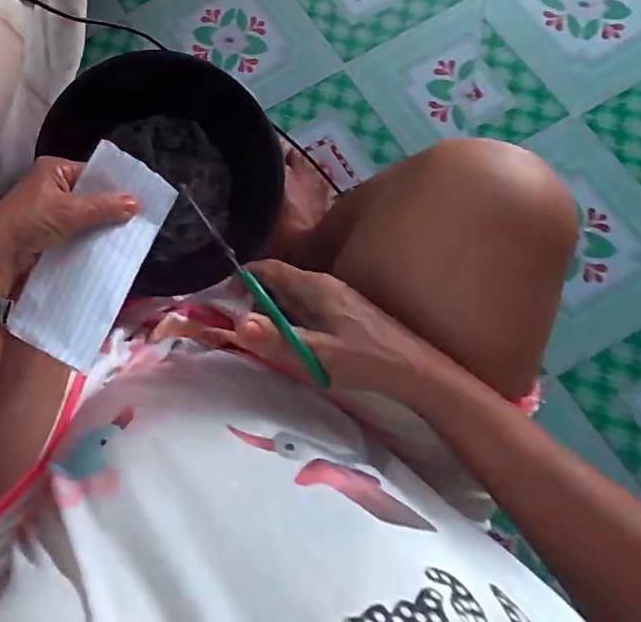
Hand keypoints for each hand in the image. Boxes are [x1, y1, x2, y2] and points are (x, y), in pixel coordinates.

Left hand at [0, 157, 137, 288]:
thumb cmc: (30, 221)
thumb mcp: (70, 210)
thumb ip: (103, 206)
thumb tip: (136, 203)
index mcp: (53, 169)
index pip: (91, 173)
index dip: (113, 185)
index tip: (137, 197)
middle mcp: (51, 186)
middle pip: (89, 194)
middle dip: (109, 206)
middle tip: (137, 216)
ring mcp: (49, 209)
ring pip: (84, 214)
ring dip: (100, 223)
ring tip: (129, 231)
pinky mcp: (49, 231)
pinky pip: (76, 230)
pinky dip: (89, 236)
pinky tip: (109, 243)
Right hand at [188, 260, 451, 401]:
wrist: (417, 372)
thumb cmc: (366, 361)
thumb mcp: (317, 355)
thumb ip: (277, 340)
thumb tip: (238, 322)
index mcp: (315, 286)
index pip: (270, 268)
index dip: (244, 277)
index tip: (222, 294)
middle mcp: (324, 284)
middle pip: (279, 281)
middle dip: (255, 297)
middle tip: (238, 322)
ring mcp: (336, 297)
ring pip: (293, 295)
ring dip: (273, 310)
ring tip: (260, 334)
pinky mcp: (345, 312)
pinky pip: (306, 307)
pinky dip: (290, 318)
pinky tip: (292, 341)